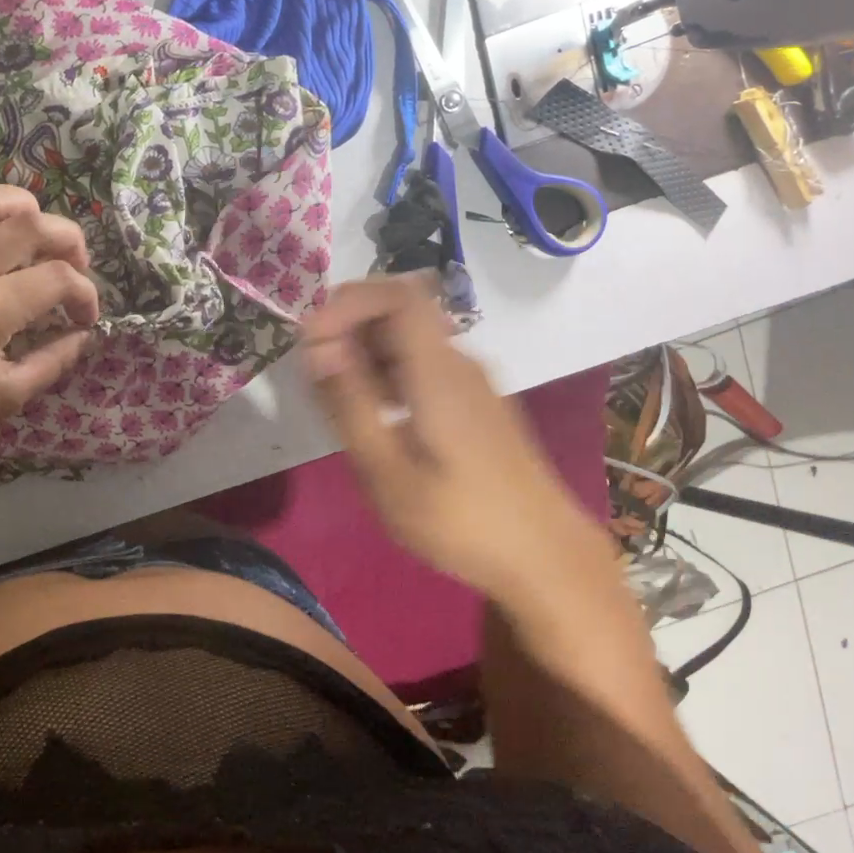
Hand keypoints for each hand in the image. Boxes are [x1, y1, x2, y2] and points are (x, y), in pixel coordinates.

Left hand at [0, 186, 99, 480]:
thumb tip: (80, 335)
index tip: (84, 317)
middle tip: (73, 267)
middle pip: (32, 226)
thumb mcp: (2, 399)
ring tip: (31, 231)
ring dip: (21, 206)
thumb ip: (50, 363)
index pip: (58, 279)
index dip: (85, 294)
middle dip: (69, 241)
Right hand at [300, 275, 606, 601]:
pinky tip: (366, 415)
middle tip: (309, 373)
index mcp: (439, 372)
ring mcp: (470, 383)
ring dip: (360, 351)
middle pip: (399, 310)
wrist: (544, 558)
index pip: (396, 294)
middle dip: (344, 326)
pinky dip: (382, 373)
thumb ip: (349, 404)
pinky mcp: (472, 404)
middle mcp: (459, 364)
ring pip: (407, 339)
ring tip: (329, 397)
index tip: (309, 342)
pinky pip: (419, 365)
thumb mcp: (386, 470)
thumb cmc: (458, 520)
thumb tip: (316, 347)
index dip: (345, 303)